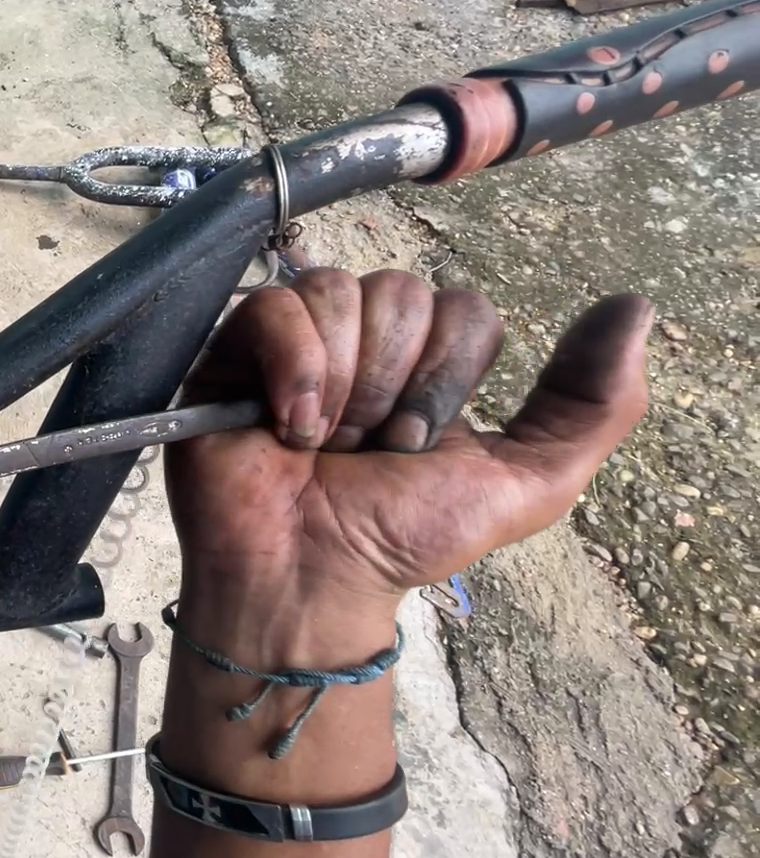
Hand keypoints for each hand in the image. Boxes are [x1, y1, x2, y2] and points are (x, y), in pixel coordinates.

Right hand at [167, 267, 651, 668]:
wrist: (304, 568)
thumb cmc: (398, 534)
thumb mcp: (524, 483)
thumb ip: (592, 405)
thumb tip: (630, 305)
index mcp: (420, 366)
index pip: (459, 305)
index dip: (446, 370)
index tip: (412, 443)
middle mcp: (354, 344)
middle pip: (397, 290)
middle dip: (389, 379)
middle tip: (362, 443)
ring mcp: (287, 345)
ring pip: (332, 290)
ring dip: (339, 378)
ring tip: (317, 437)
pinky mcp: (228, 352)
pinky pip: (269, 308)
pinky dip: (291, 365)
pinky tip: (284, 421)